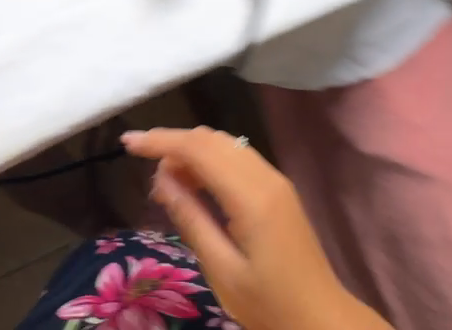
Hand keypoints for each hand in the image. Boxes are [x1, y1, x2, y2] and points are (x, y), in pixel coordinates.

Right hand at [122, 127, 389, 329]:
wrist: (323, 322)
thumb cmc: (270, 304)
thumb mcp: (222, 270)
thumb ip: (190, 219)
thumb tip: (161, 179)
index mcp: (251, 196)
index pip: (198, 149)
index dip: (160, 141)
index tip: (128, 142)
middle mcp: (265, 176)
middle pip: (210, 139)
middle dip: (172, 144)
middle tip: (145, 172)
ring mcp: (275, 180)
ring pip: (223, 144)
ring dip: (191, 151)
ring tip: (167, 183)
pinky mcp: (278, 188)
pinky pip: (236, 157)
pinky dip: (209, 160)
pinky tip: (195, 185)